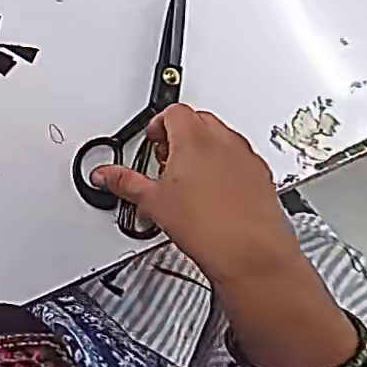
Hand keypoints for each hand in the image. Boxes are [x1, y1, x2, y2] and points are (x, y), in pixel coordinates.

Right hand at [90, 104, 296, 291]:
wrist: (250, 255)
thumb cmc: (209, 227)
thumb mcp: (153, 202)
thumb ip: (125, 181)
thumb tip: (105, 175)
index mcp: (194, 140)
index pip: (174, 112)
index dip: (158, 124)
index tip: (152, 141)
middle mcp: (224, 142)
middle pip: (199, 120)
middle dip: (179, 134)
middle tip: (165, 158)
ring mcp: (246, 159)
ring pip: (221, 138)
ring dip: (202, 149)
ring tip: (187, 179)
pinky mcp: (261, 177)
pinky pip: (239, 159)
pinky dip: (224, 167)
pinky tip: (211, 195)